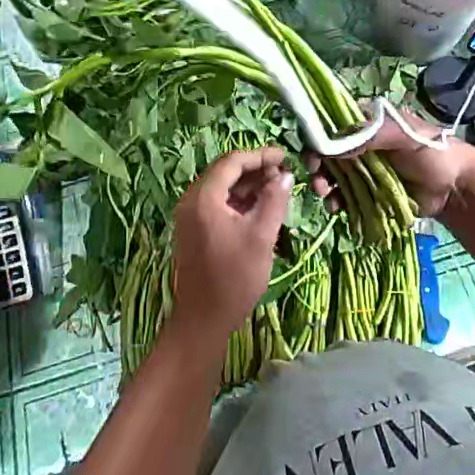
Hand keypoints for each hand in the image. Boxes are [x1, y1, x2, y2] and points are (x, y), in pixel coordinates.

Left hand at [170, 148, 292, 341]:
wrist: (204, 319)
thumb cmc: (234, 278)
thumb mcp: (261, 237)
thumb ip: (274, 201)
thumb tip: (285, 176)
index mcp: (203, 198)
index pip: (232, 161)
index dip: (260, 155)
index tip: (285, 157)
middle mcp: (191, 201)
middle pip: (224, 172)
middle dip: (255, 170)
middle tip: (284, 175)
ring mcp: (189, 217)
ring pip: (221, 189)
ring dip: (248, 186)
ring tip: (277, 190)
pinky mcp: (193, 231)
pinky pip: (217, 205)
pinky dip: (238, 202)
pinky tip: (260, 210)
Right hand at [308, 107, 474, 217]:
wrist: (454, 188)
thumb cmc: (432, 153)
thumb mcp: (404, 136)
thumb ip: (370, 136)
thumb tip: (333, 146)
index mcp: (367, 124)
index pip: (332, 126)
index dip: (318, 139)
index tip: (314, 155)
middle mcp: (359, 145)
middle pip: (326, 153)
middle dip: (317, 167)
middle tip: (318, 180)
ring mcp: (362, 171)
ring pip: (332, 176)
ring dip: (323, 185)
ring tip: (326, 196)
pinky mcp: (366, 194)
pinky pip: (343, 197)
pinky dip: (335, 202)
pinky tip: (336, 208)